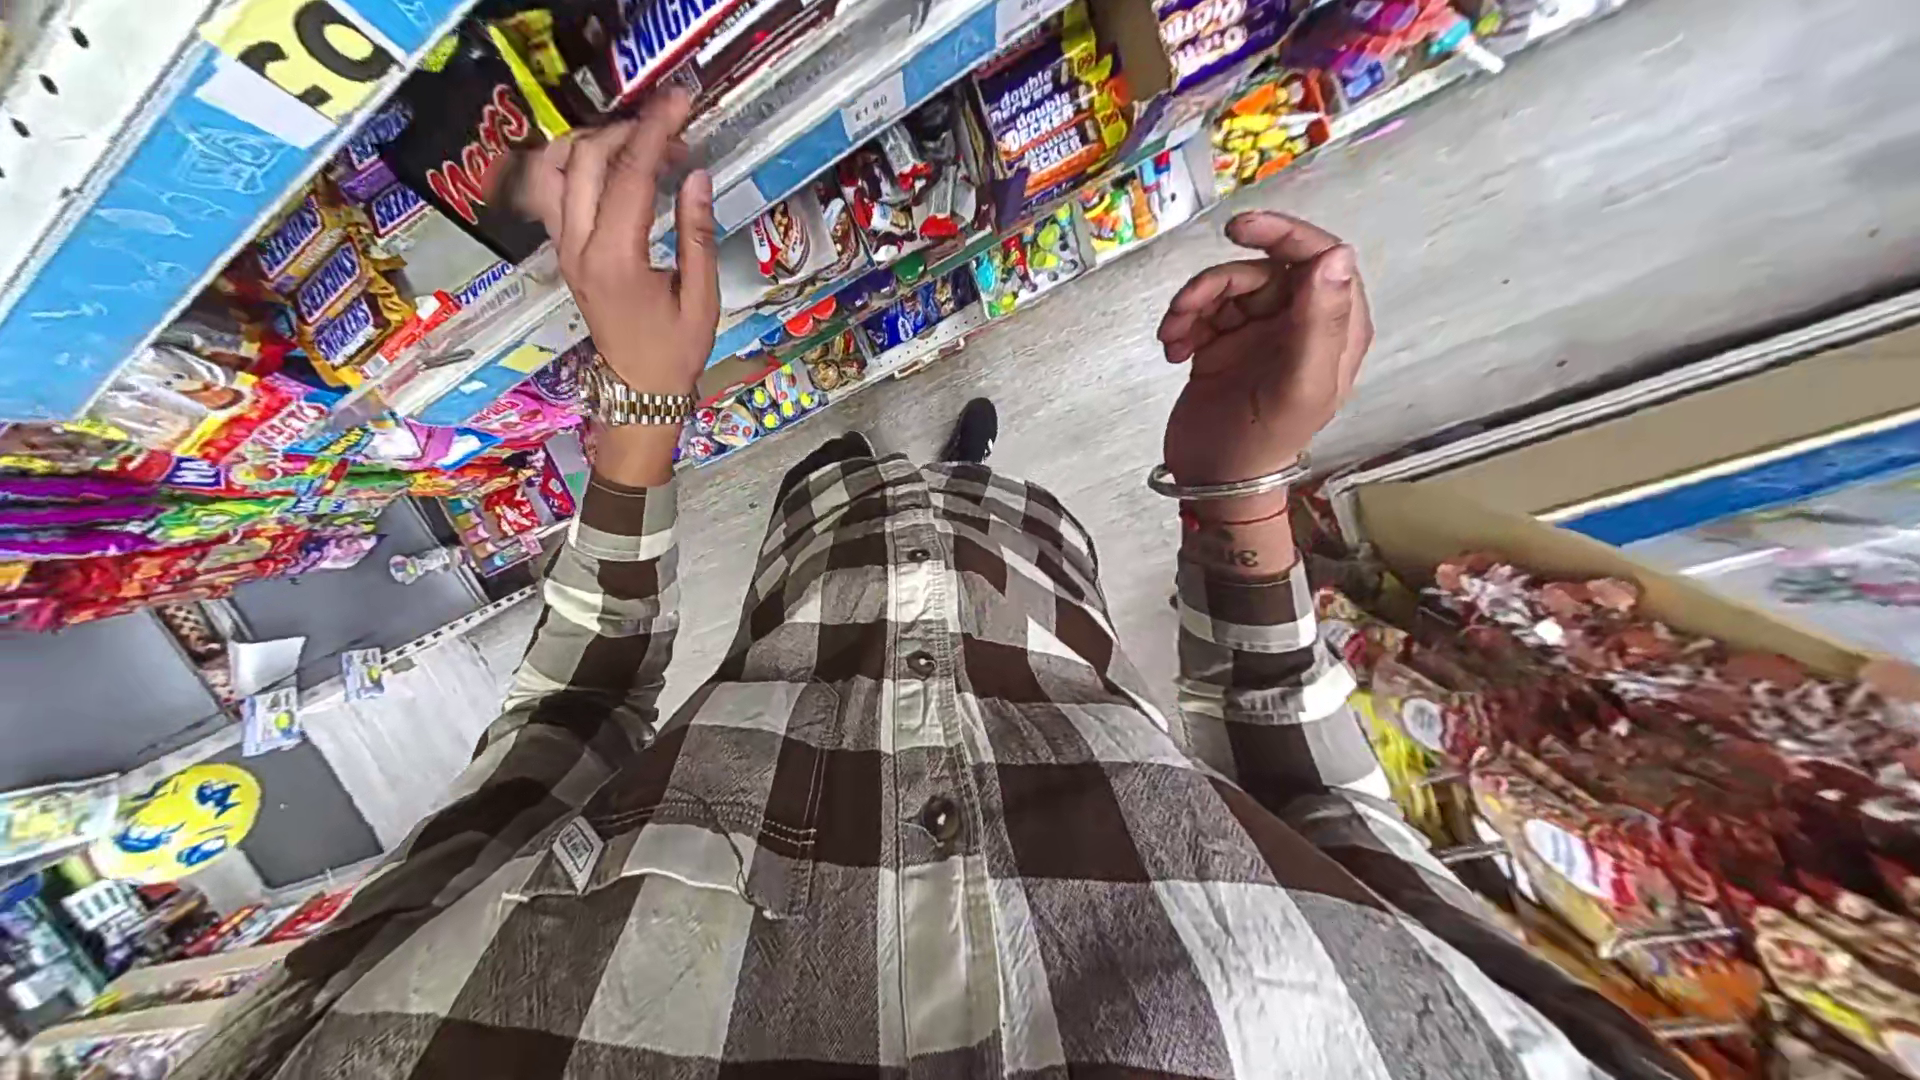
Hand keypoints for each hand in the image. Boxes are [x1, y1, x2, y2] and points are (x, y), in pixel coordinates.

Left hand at [520, 89, 719, 396]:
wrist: (640, 387)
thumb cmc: (677, 351)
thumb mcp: (702, 301)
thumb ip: (697, 237)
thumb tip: (698, 177)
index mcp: (618, 260)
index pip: (631, 177)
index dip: (657, 132)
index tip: (681, 103)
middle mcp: (579, 245)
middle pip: (587, 159)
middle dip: (630, 132)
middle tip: (672, 133)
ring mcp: (563, 246)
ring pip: (559, 165)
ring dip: (597, 142)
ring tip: (639, 145)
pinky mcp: (562, 249)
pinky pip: (553, 187)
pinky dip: (576, 161)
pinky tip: (607, 165)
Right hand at [1158, 212, 1371, 516]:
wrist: (1213, 480)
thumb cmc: (1261, 442)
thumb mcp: (1299, 387)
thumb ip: (1321, 323)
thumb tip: (1334, 255)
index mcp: (1331, 329)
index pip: (1318, 259)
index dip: (1284, 236)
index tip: (1240, 231)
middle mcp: (1296, 324)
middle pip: (1261, 271)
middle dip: (1218, 283)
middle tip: (1185, 306)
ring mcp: (1255, 334)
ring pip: (1225, 290)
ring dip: (1192, 305)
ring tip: (1172, 337)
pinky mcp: (1219, 346)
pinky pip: (1200, 314)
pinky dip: (1181, 325)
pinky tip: (1173, 351)